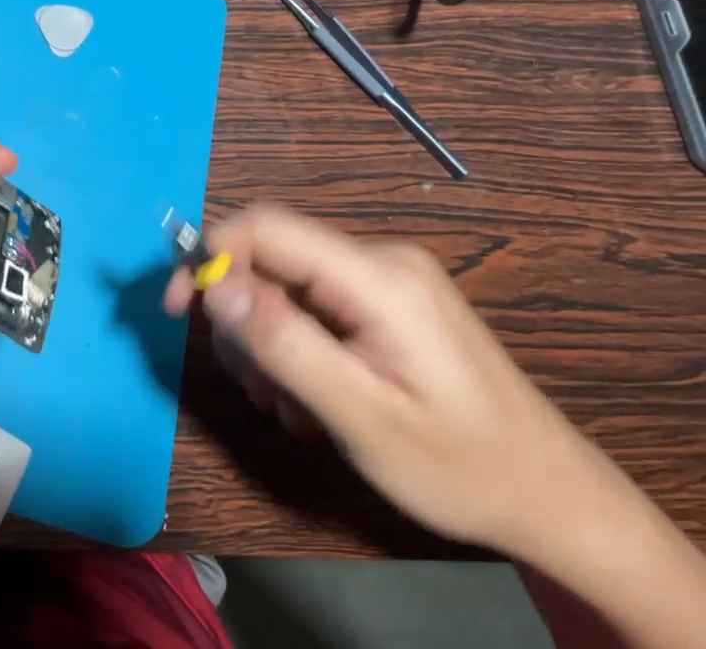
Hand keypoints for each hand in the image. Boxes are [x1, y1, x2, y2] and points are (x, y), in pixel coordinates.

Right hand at [163, 205, 616, 555]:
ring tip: (287, 404)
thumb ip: (283, 344)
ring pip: (275, 288)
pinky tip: (306, 396)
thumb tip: (211, 285)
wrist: (552, 501)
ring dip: (261, 344)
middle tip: (254, 387)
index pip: (262, 228)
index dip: (205, 259)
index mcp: (378, 278)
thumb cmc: (459, 466)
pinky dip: (286, 348)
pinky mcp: (380, 303)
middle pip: (263, 261)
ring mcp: (381, 282)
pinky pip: (302, 307)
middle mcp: (378, 262)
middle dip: (238, 320)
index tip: (177, 311)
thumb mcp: (360, 415)